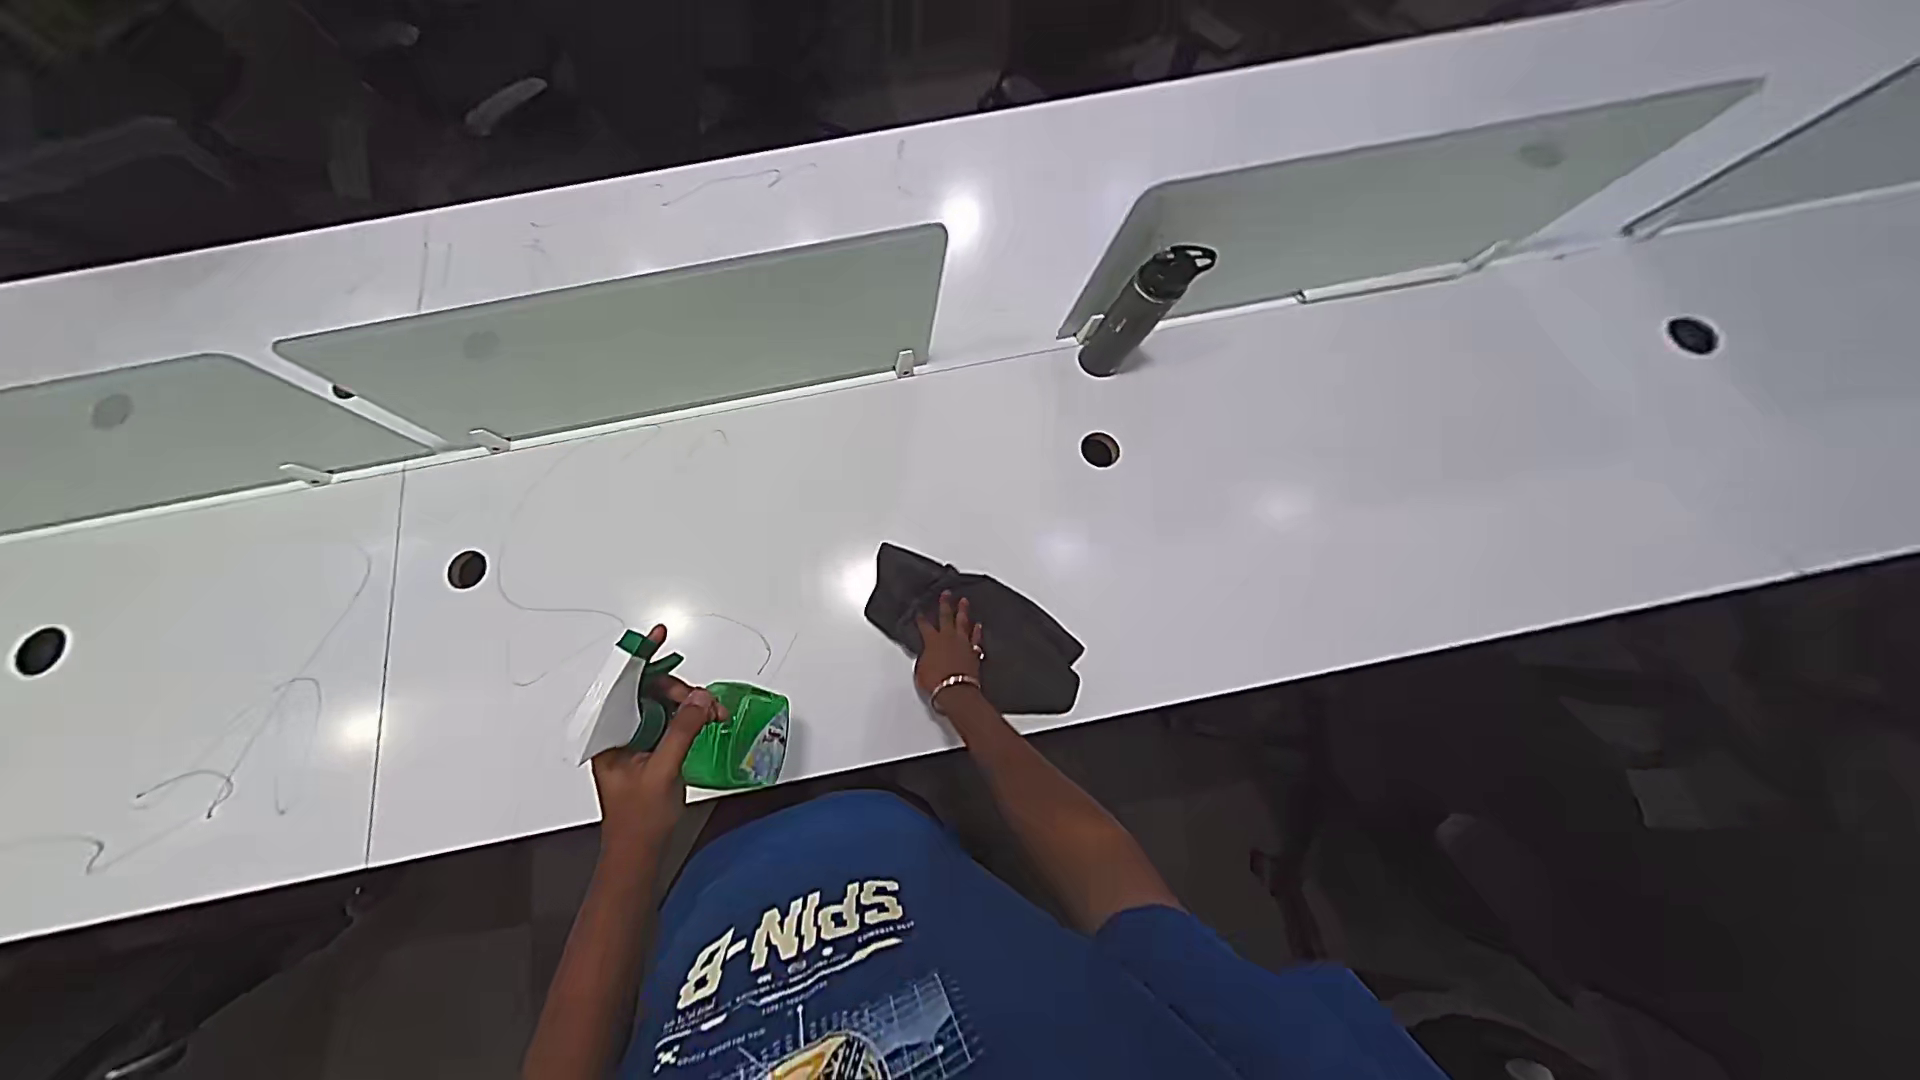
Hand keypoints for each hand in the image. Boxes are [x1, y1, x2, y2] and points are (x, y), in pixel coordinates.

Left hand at [588, 624, 720, 855]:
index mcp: (609, 735)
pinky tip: (707, 719)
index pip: (624, 687)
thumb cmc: (639, 820)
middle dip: (680, 690)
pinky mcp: (651, 746)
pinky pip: (672, 718)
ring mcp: (635, 738)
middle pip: (649, 691)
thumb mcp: (663, 771)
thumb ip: (681, 731)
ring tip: (712, 714)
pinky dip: (692, 715)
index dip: (641, 659)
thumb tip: (698, 698)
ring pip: (664, 702)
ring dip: (691, 702)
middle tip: (705, 702)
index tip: (657, 636)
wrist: (639, 853)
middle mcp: (619, 732)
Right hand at [914, 591, 983, 698]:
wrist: (956, 691)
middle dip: (945, 604)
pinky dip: (977, 631)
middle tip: (947, 593)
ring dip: (963, 611)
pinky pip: (976, 638)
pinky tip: (978, 625)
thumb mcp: (921, 671)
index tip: (920, 612)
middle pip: (946, 617)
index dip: (922, 619)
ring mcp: (963, 644)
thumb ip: (924, 659)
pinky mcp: (973, 652)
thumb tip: (927, 657)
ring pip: (963, 623)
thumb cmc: (936, 682)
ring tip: (964, 601)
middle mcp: (948, 638)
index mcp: (932, 641)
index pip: (925, 626)